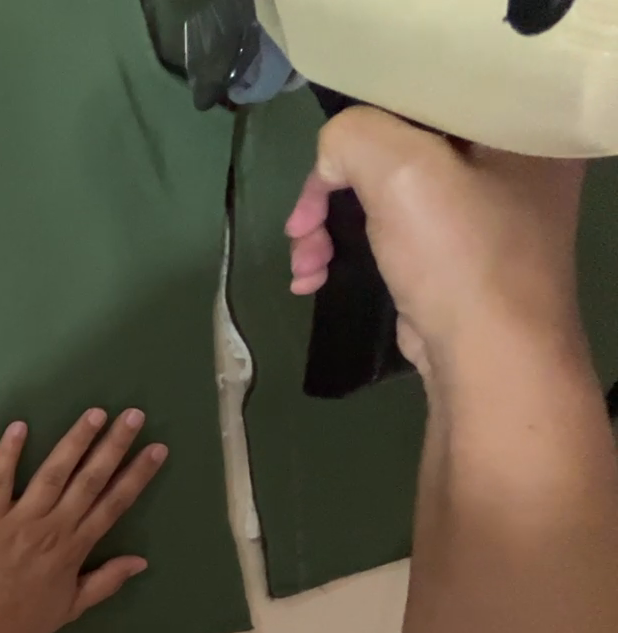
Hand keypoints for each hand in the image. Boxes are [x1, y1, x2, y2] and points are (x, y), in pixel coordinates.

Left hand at [0, 408, 166, 632]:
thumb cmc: (19, 622)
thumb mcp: (70, 608)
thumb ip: (105, 581)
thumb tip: (141, 561)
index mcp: (75, 549)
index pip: (113, 504)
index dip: (137, 475)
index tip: (156, 449)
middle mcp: (53, 528)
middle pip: (90, 480)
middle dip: (114, 446)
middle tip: (133, 415)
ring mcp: (20, 520)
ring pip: (53, 473)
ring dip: (75, 441)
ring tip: (94, 413)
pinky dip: (8, 453)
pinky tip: (18, 427)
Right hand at [285, 106, 586, 371]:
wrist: (482, 347)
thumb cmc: (455, 255)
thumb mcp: (403, 174)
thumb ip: (357, 139)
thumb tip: (329, 160)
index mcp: (512, 127)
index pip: (411, 106)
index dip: (353, 140)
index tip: (319, 185)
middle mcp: (503, 159)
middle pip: (385, 156)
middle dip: (327, 199)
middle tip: (299, 232)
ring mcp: (476, 209)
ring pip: (373, 199)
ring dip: (322, 233)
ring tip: (305, 270)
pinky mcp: (448, 250)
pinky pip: (381, 233)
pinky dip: (339, 253)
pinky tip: (314, 280)